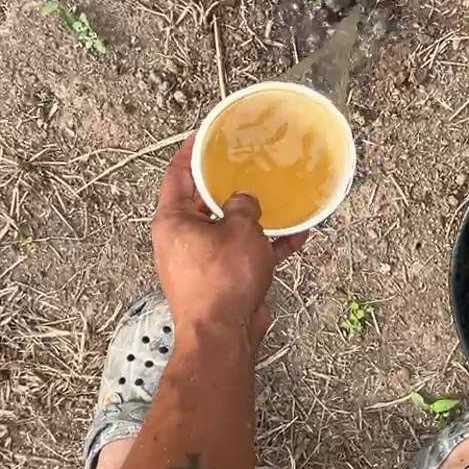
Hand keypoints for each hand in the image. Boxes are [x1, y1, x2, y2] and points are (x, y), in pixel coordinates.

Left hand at [151, 136, 307, 340]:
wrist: (224, 333)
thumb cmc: (222, 282)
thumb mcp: (241, 229)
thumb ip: (244, 205)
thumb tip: (245, 201)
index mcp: (173, 221)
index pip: (178, 175)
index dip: (191, 152)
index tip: (204, 135)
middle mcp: (181, 239)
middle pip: (204, 202)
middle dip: (229, 186)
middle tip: (247, 165)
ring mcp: (200, 260)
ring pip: (229, 228)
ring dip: (255, 218)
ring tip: (278, 202)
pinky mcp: (221, 278)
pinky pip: (244, 253)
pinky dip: (266, 245)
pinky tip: (295, 236)